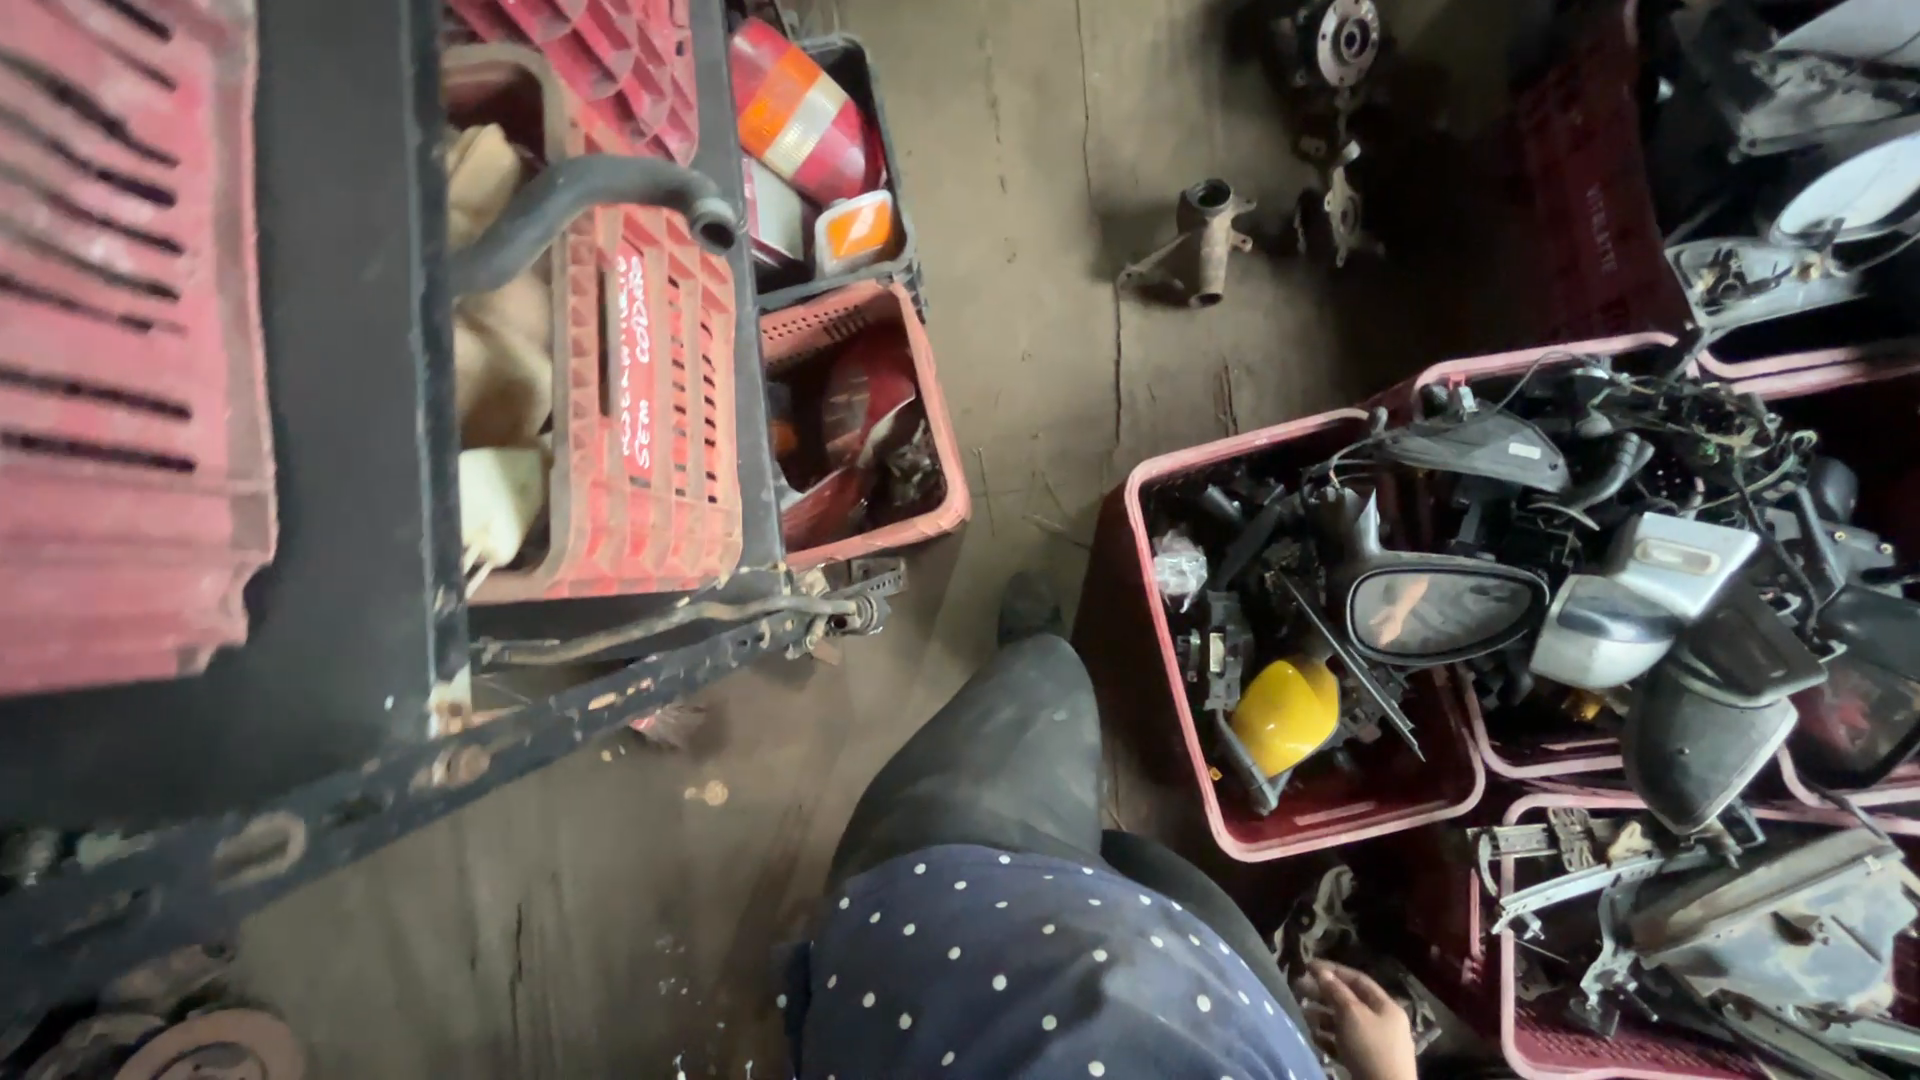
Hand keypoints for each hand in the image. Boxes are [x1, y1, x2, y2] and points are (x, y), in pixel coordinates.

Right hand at [1307, 961, 1417, 1079]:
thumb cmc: (1370, 1049)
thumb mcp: (1351, 1014)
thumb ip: (1335, 990)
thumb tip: (1321, 971)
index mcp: (1386, 1007)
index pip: (1358, 980)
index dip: (1333, 970)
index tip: (1308, 966)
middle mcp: (1383, 1023)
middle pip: (1349, 1001)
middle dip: (1323, 993)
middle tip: (1299, 988)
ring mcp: (1375, 1045)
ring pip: (1344, 1023)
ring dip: (1322, 1016)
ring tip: (1304, 1015)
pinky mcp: (1366, 1063)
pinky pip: (1344, 1043)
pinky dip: (1328, 1038)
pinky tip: (1314, 1037)